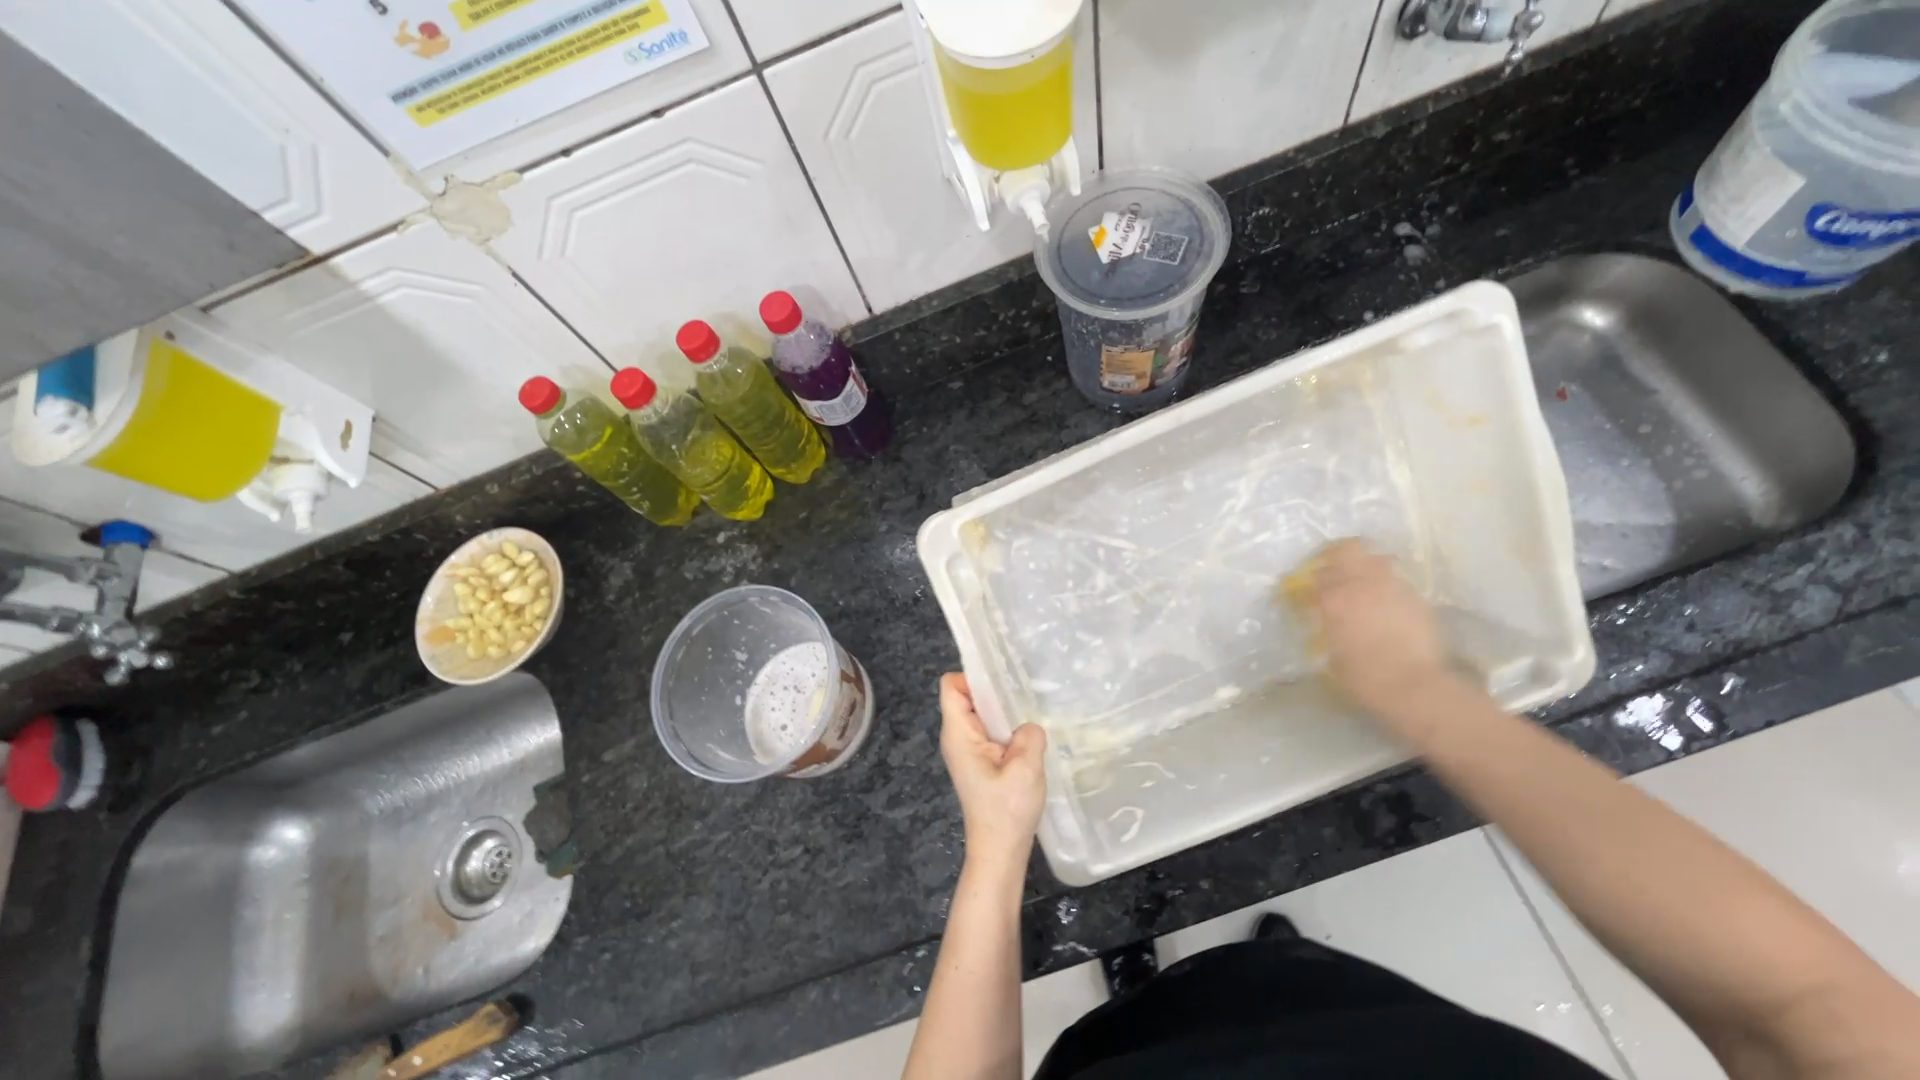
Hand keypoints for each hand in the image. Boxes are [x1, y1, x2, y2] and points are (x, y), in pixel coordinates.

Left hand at [938, 673, 1046, 871]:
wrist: (1000, 850)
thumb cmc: (1007, 810)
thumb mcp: (1026, 768)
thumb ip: (1029, 736)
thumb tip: (1028, 726)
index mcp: (959, 734)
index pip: (952, 686)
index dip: (973, 675)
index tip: (1003, 678)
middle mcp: (958, 737)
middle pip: (968, 696)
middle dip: (994, 690)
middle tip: (1026, 689)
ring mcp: (969, 750)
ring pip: (982, 714)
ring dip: (1004, 711)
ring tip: (1031, 710)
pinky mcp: (982, 761)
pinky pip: (991, 731)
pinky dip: (1008, 728)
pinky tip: (1029, 735)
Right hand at [1306, 540, 1456, 726]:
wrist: (1413, 684)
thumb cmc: (1364, 677)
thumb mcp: (1333, 656)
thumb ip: (1330, 631)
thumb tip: (1331, 625)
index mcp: (1333, 600)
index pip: (1315, 579)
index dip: (1310, 585)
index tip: (1309, 595)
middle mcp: (1361, 584)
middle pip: (1348, 550)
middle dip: (1337, 554)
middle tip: (1333, 566)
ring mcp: (1391, 586)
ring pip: (1376, 558)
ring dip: (1366, 565)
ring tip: (1362, 581)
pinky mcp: (1415, 596)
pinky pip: (1396, 579)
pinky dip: (1387, 584)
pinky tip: (1385, 601)